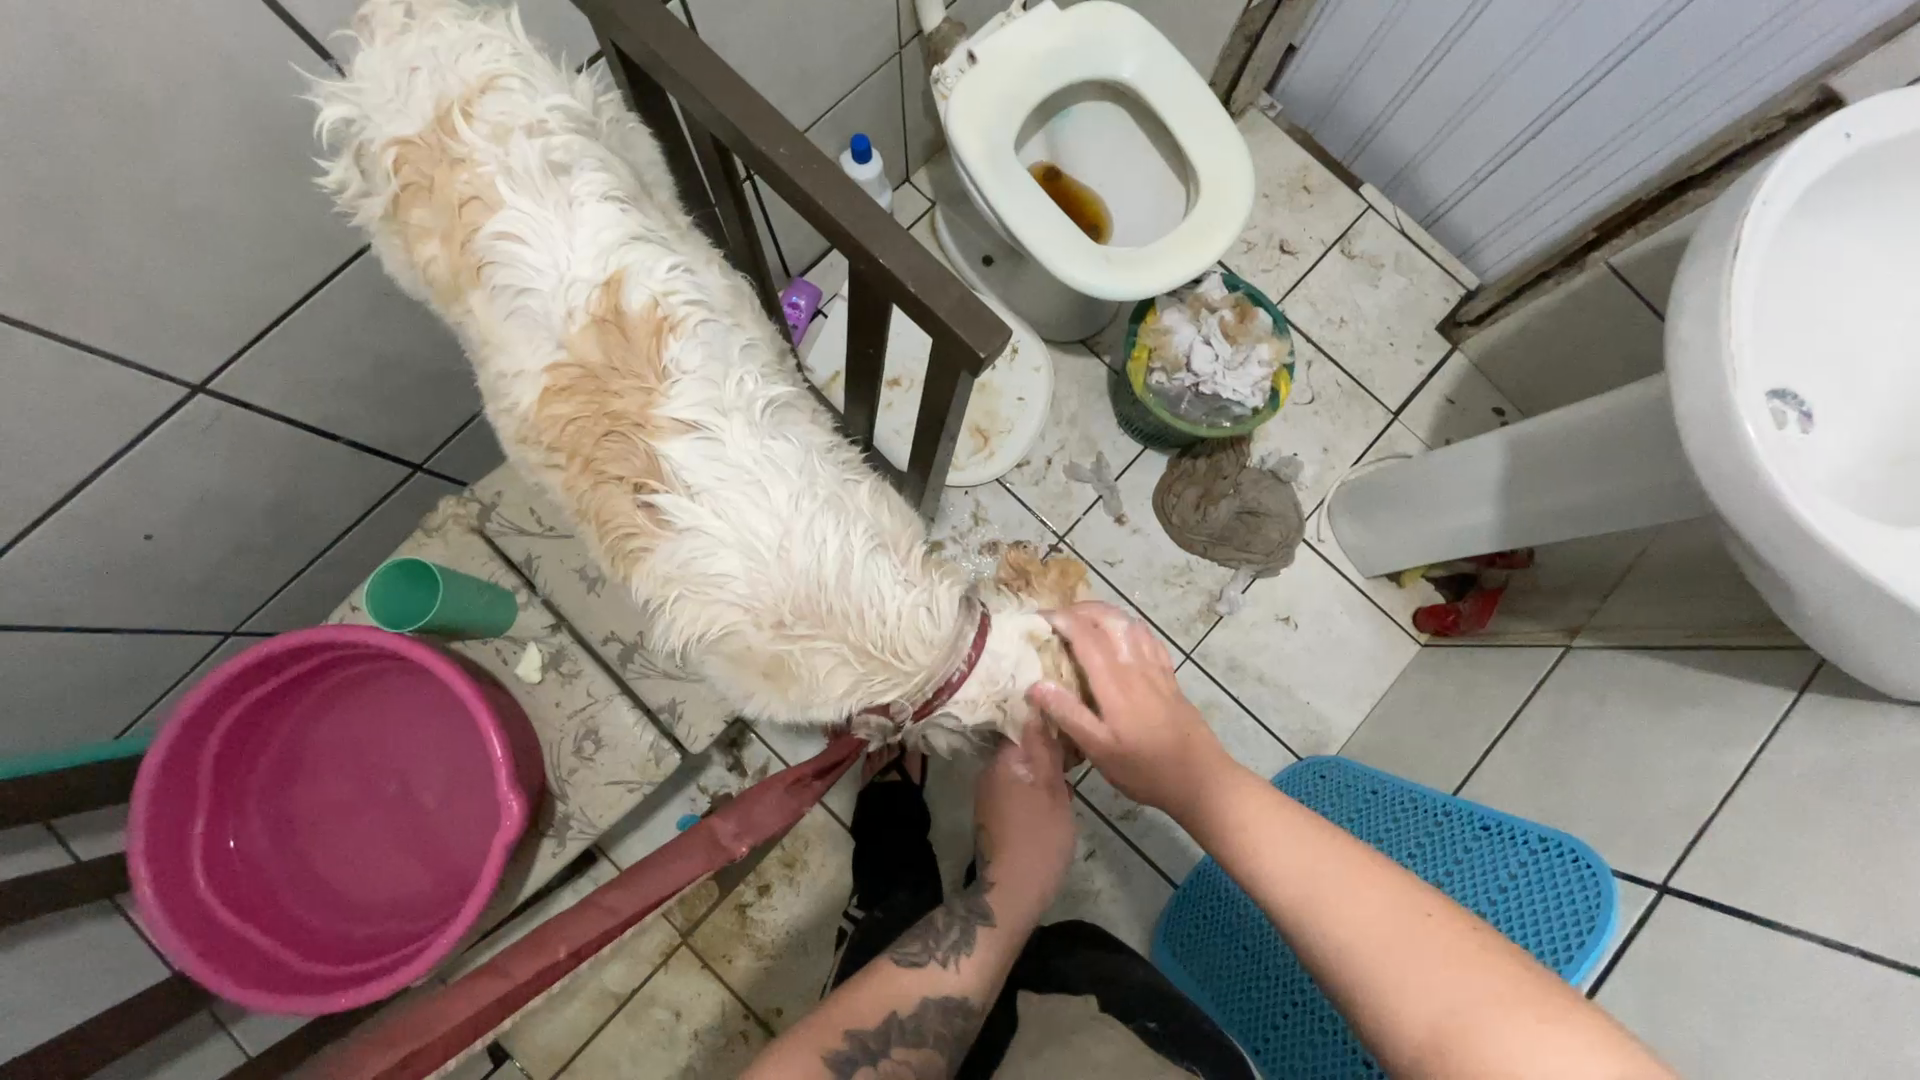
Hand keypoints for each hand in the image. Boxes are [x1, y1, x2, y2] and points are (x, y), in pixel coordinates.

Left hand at [972, 723, 1075, 919]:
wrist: (1011, 893)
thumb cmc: (1039, 839)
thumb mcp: (1053, 791)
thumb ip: (1046, 750)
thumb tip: (1039, 712)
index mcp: (1002, 760)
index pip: (1023, 724)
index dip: (1049, 723)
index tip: (1072, 728)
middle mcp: (990, 771)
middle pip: (1022, 747)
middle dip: (1049, 751)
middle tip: (1077, 760)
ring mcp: (989, 793)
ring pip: (1022, 770)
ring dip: (1044, 774)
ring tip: (1070, 783)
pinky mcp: (993, 813)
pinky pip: (1017, 789)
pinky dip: (1035, 792)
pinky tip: (1056, 806)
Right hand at [1027, 601, 1235, 819]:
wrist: (1202, 780)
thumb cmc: (1146, 770)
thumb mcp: (1100, 751)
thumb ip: (1069, 715)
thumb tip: (1035, 684)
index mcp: (1115, 683)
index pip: (1086, 636)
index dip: (1061, 619)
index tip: (1039, 617)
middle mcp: (1137, 667)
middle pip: (1110, 619)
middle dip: (1082, 609)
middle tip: (1058, 617)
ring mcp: (1157, 670)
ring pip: (1131, 624)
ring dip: (1105, 613)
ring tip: (1084, 621)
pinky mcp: (1170, 678)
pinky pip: (1149, 639)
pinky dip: (1129, 627)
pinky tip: (1122, 636)